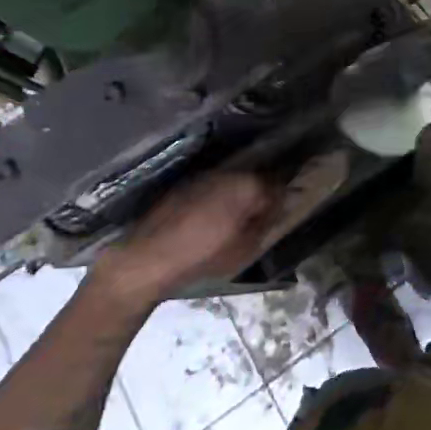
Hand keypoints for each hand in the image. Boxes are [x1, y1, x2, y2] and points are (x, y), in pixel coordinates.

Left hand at [91, 173, 278, 307]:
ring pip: (231, 182)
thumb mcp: (244, 250)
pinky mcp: (184, 183)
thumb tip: (274, 211)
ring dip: (236, 196)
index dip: (282, 200)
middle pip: (253, 180)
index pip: (277, 185)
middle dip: (258, 196)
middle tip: (258, 219)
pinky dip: (216, 198)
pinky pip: (211, 187)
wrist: (148, 256)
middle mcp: (227, 173)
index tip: (280, 214)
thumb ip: (264, 225)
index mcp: (247, 186)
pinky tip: (209, 218)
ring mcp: (203, 176)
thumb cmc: (202, 256)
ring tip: (233, 220)